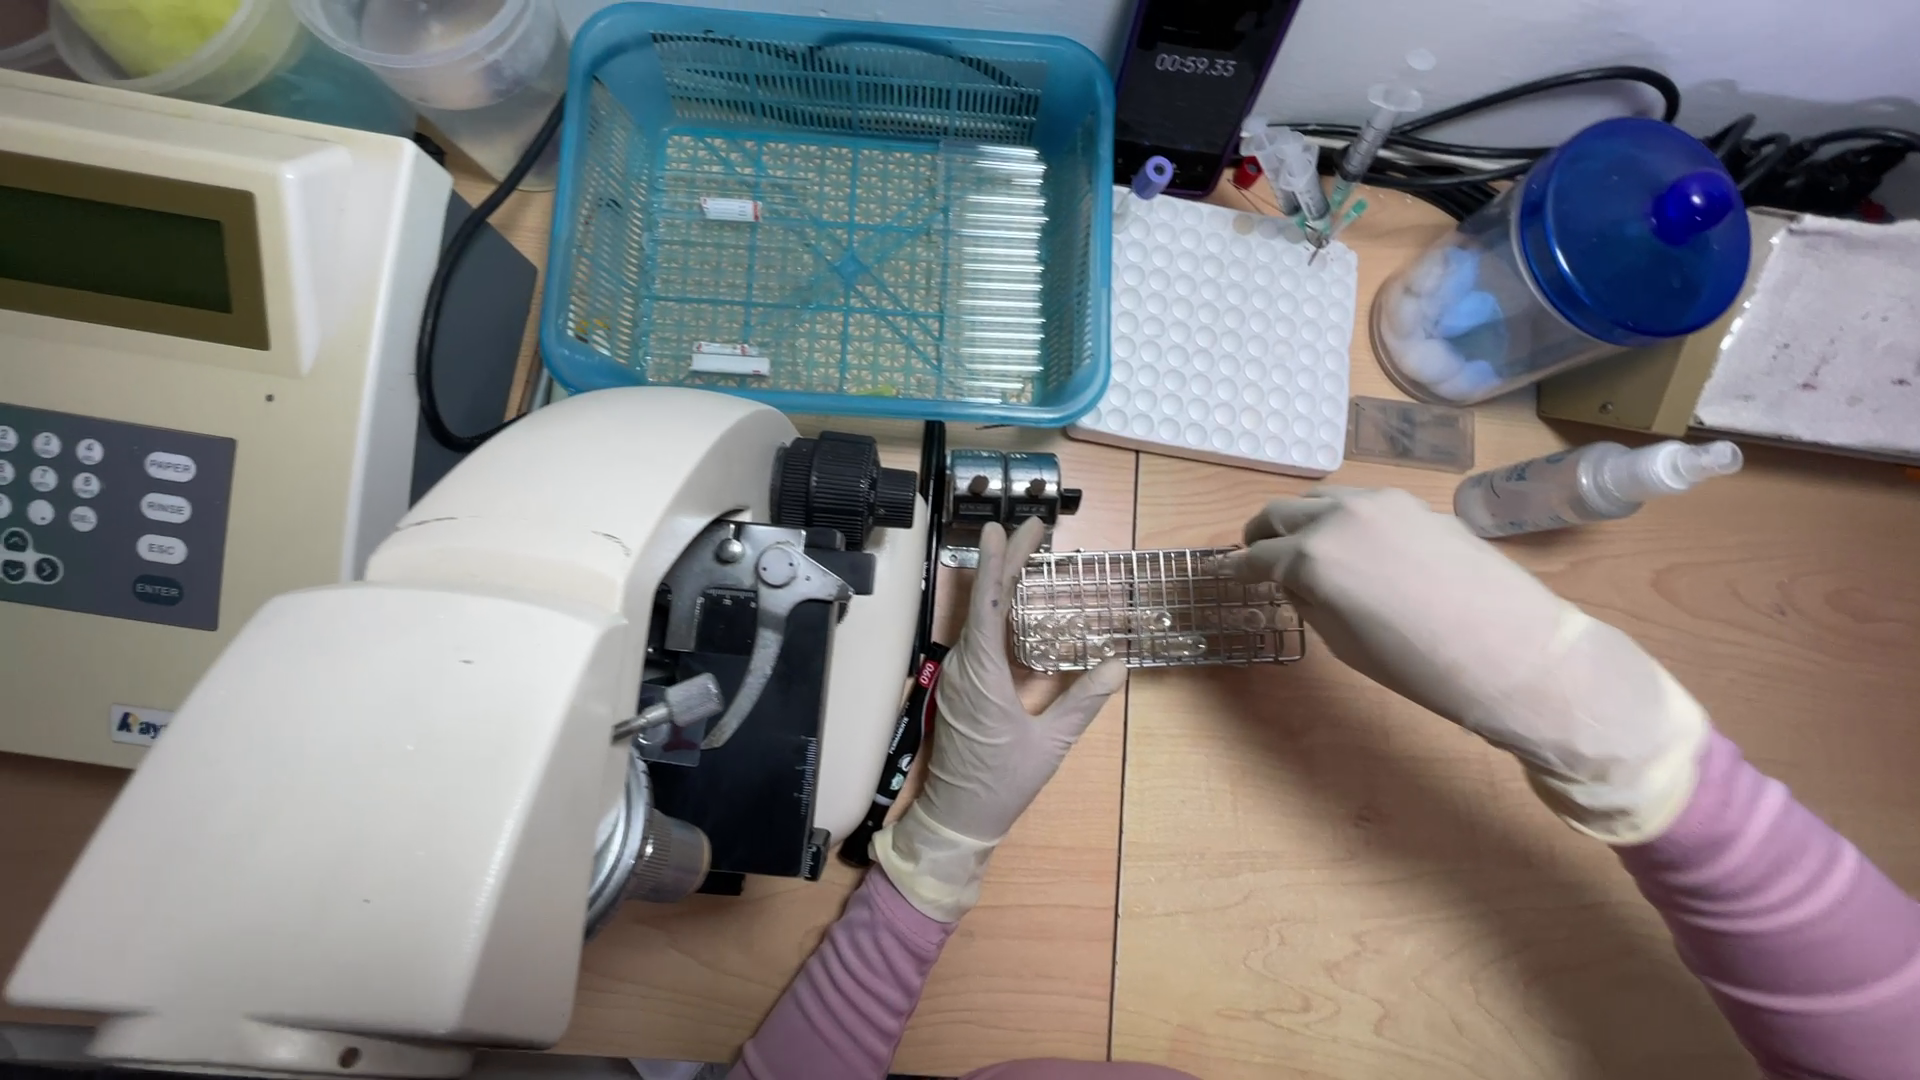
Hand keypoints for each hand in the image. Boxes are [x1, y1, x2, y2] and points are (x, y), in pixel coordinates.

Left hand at [874, 518, 1124, 920]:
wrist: (958, 817)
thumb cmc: (1002, 783)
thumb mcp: (1049, 744)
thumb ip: (1083, 702)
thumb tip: (1118, 665)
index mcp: (982, 674)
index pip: (988, 606)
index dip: (997, 563)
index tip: (1003, 529)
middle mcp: (965, 666)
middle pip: (985, 602)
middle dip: (1007, 561)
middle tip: (1034, 529)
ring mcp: (961, 675)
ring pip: (980, 617)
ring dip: (1003, 584)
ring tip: (1029, 555)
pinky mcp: (964, 685)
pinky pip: (981, 639)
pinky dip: (1001, 614)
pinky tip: (1020, 606)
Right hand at [1229, 487, 1707, 843]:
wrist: (1517, 655)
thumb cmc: (1419, 667)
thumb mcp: (1342, 642)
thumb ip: (1308, 600)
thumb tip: (1294, 581)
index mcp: (1311, 557)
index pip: (1256, 556)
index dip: (1238, 568)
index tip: (1230, 574)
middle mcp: (1338, 517)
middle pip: (1279, 513)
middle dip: (1261, 534)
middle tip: (1258, 555)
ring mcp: (1381, 503)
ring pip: (1319, 498)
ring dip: (1301, 519)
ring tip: (1305, 546)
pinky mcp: (1416, 504)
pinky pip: (1360, 501)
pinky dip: (1341, 517)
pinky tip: (1355, 544)